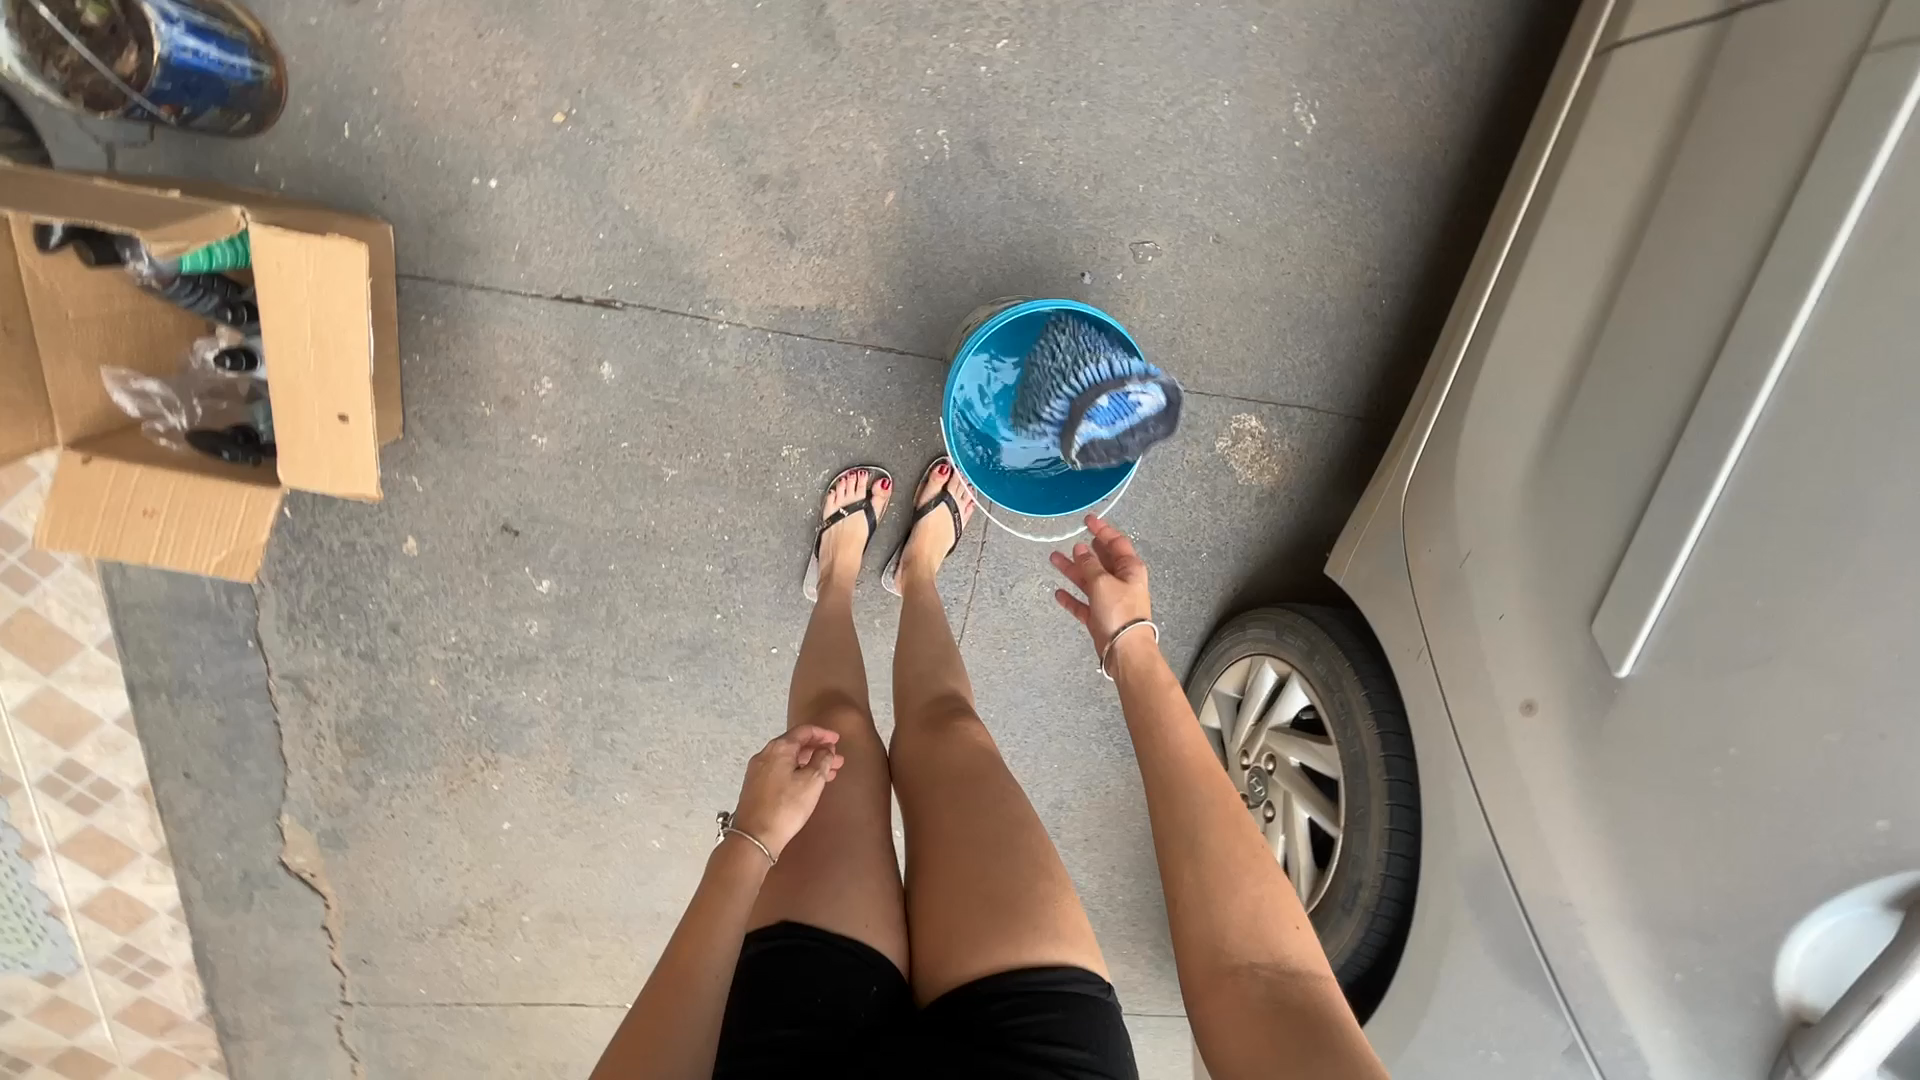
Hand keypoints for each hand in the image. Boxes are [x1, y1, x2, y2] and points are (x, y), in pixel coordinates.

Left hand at [728, 725, 843, 859]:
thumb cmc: (786, 807)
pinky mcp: (755, 786)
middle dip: (818, 751)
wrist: (754, 838)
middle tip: (837, 760)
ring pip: (789, 760)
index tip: (837, 740)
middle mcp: (765, 754)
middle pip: (796, 745)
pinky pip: (780, 771)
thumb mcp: (812, 781)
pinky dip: (797, 772)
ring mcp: (758, 770)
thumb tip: (826, 749)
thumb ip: (823, 759)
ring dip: (809, 763)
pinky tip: (808, 784)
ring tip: (828, 774)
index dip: (823, 734)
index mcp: (779, 748)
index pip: (804, 731)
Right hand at [1050, 515, 1153, 656]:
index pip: (1116, 542)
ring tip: (1054, 559)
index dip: (1102, 530)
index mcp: (1130, 569)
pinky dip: (1071, 597)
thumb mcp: (1102, 582)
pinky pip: (1083, 603)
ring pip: (1088, 580)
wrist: (1124, 651)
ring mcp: (1109, 600)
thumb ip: (1089, 564)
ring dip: (1072, 570)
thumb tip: (1080, 550)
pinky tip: (1059, 592)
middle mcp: (1121, 582)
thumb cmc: (1120, 612)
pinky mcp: (1099, 617)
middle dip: (1084, 551)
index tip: (1088, 520)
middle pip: (1101, 561)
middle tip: (1070, 541)